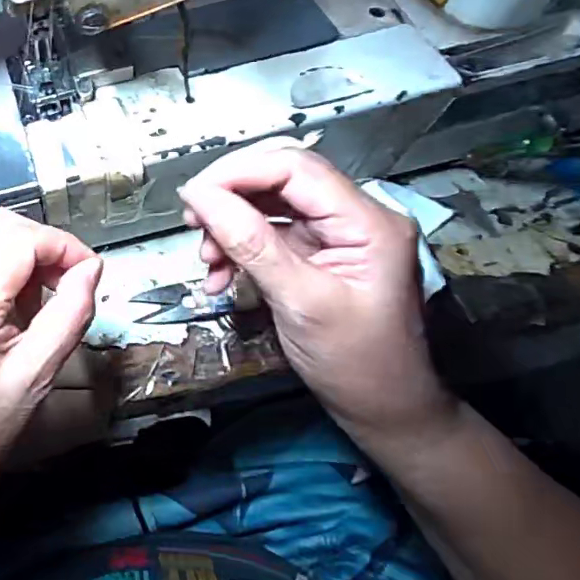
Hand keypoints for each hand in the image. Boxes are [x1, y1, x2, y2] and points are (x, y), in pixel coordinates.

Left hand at [0, 209, 103, 508]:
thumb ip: (70, 313)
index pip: (19, 240)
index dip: (63, 247)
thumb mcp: (38, 374)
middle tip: (71, 282)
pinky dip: (8, 261)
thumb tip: (92, 267)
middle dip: (46, 244)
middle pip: (2, 225)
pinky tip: (20, 297)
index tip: (90, 274)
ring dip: (28, 251)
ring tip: (47, 293)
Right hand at [178, 143, 457, 453]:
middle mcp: (354, 216)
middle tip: (193, 222)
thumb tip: (201, 196)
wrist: (386, 411)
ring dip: (230, 225)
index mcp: (367, 221)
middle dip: (230, 198)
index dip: (238, 173)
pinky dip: (240, 247)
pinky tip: (221, 274)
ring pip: (270, 204)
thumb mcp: (300, 302)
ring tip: (207, 259)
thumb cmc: (358, 364)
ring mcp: (336, 233)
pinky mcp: (319, 252)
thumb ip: (250, 243)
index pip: (295, 168)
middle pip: (280, 179)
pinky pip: (271, 232)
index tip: (194, 196)